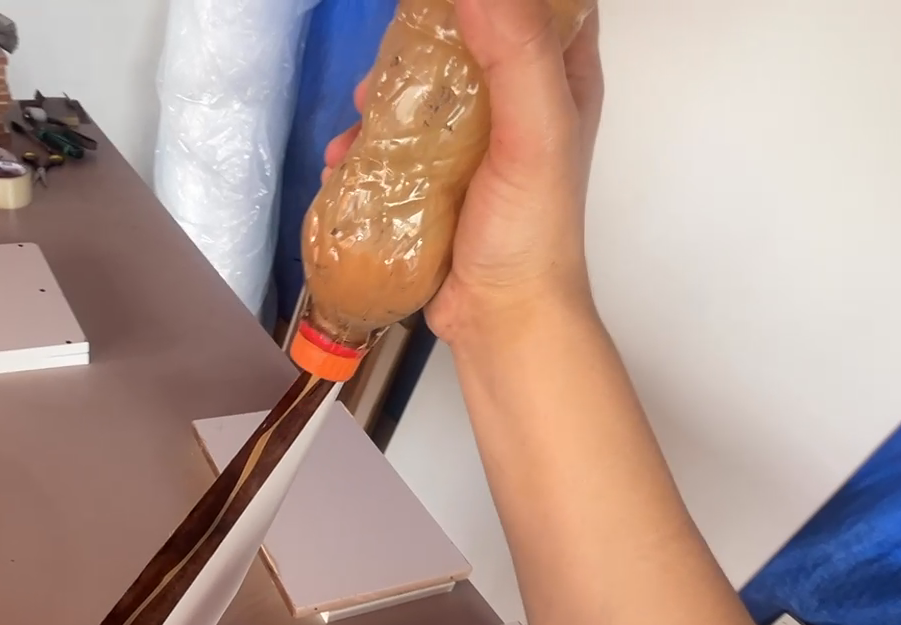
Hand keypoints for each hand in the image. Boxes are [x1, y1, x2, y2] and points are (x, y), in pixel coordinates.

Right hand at [323, 0, 604, 350]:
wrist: (498, 318)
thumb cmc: (529, 231)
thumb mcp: (535, 133)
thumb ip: (515, 54)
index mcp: (558, 81)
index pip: (536, 9)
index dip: (495, 0)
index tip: (442, 3)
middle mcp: (516, 108)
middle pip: (468, 45)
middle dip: (422, 43)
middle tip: (389, 49)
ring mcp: (472, 151)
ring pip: (426, 98)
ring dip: (386, 99)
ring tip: (356, 111)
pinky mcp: (435, 187)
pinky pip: (399, 151)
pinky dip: (369, 149)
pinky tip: (343, 159)